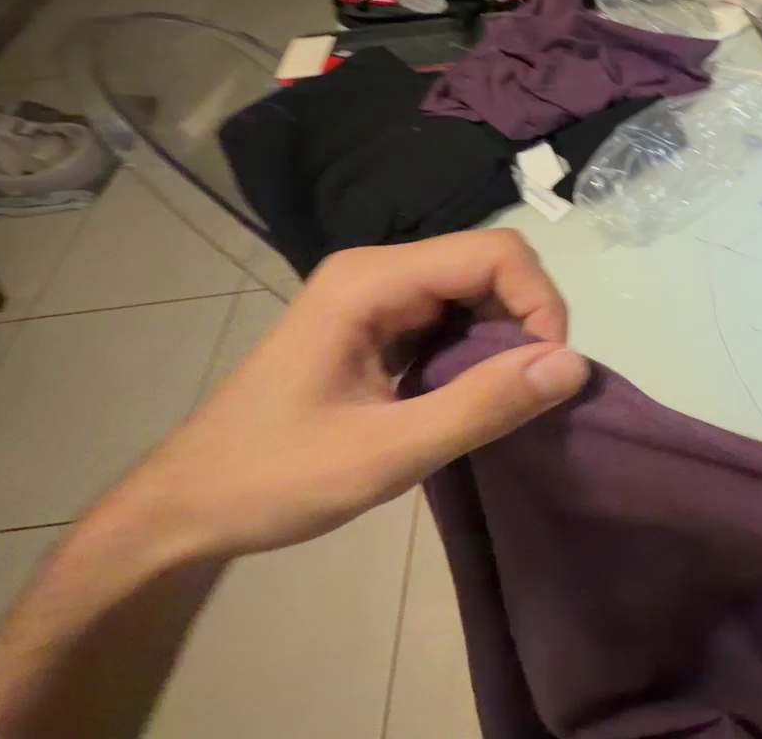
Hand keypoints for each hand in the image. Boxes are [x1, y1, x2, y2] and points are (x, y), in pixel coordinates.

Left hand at [104, 229, 590, 562]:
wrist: (188, 506)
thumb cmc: (274, 480)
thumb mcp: (387, 453)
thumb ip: (482, 405)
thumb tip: (573, 365)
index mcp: (372, 280)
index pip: (495, 254)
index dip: (538, 305)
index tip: (545, 376)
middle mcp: (377, 269)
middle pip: (488, 263)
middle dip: (526, 320)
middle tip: (525, 393)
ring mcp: (375, 293)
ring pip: (475, 288)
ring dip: (505, 336)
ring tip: (498, 398)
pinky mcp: (376, 321)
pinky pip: (451, 313)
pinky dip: (479, 348)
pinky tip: (468, 392)